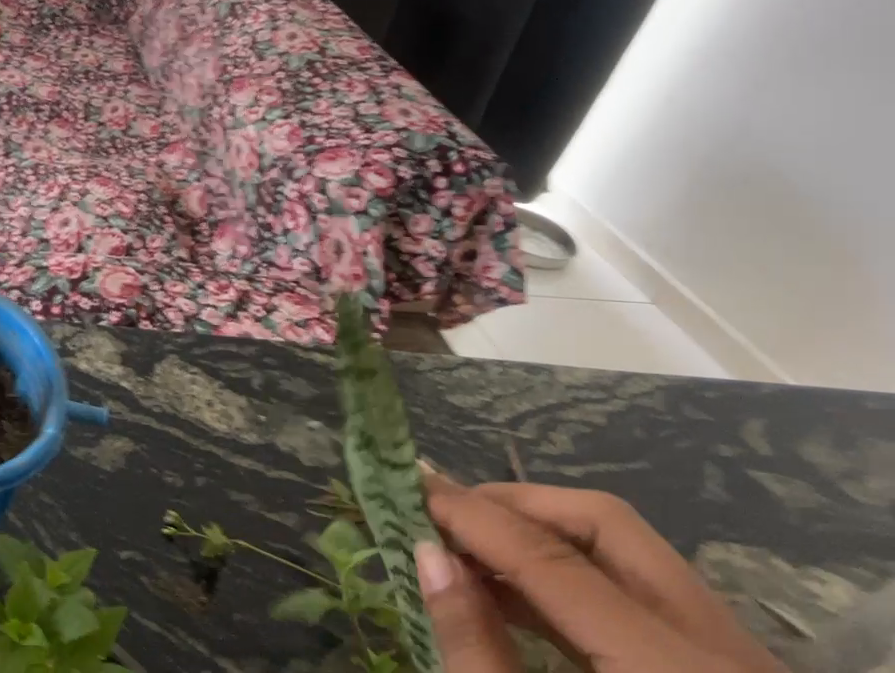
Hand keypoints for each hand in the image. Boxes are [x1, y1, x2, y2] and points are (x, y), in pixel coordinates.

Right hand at [418, 477, 784, 671]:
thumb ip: (477, 648)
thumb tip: (426, 556)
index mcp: (672, 667)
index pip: (553, 559)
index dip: (471, 515)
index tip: (407, 486)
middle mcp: (719, 646)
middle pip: (606, 523)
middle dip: (513, 505)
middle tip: (444, 513)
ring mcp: (732, 654)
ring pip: (626, 553)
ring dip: (536, 539)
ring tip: (466, 553)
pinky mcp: (721, 664)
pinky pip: (640, 596)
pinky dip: (569, 580)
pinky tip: (515, 597)